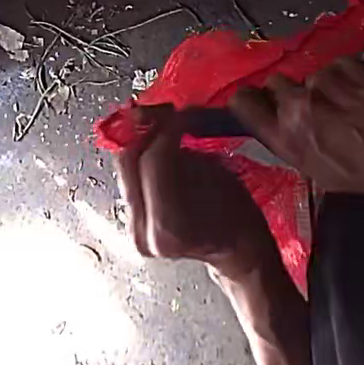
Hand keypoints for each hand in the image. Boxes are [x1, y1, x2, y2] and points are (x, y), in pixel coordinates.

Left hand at [114, 104, 274, 275]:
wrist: (235, 249)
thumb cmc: (238, 215)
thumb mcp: (219, 173)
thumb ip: (185, 147)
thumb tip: (165, 117)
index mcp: (170, 226)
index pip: (154, 161)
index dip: (165, 129)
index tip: (180, 115)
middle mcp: (145, 233)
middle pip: (129, 163)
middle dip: (147, 132)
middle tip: (166, 118)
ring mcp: (135, 232)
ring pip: (125, 169)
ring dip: (144, 143)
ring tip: (165, 133)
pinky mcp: (132, 226)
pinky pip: (130, 180)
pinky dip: (143, 159)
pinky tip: (159, 152)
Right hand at [228, 60, 363, 194]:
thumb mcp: (326, 174)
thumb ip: (293, 145)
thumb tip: (279, 127)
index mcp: (288, 138)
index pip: (243, 103)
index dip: (249, 101)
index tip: (258, 104)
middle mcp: (296, 105)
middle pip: (273, 85)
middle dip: (288, 93)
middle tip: (314, 108)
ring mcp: (320, 80)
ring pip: (307, 77)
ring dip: (321, 88)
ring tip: (350, 106)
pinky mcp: (343, 63)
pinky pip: (333, 67)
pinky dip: (345, 77)